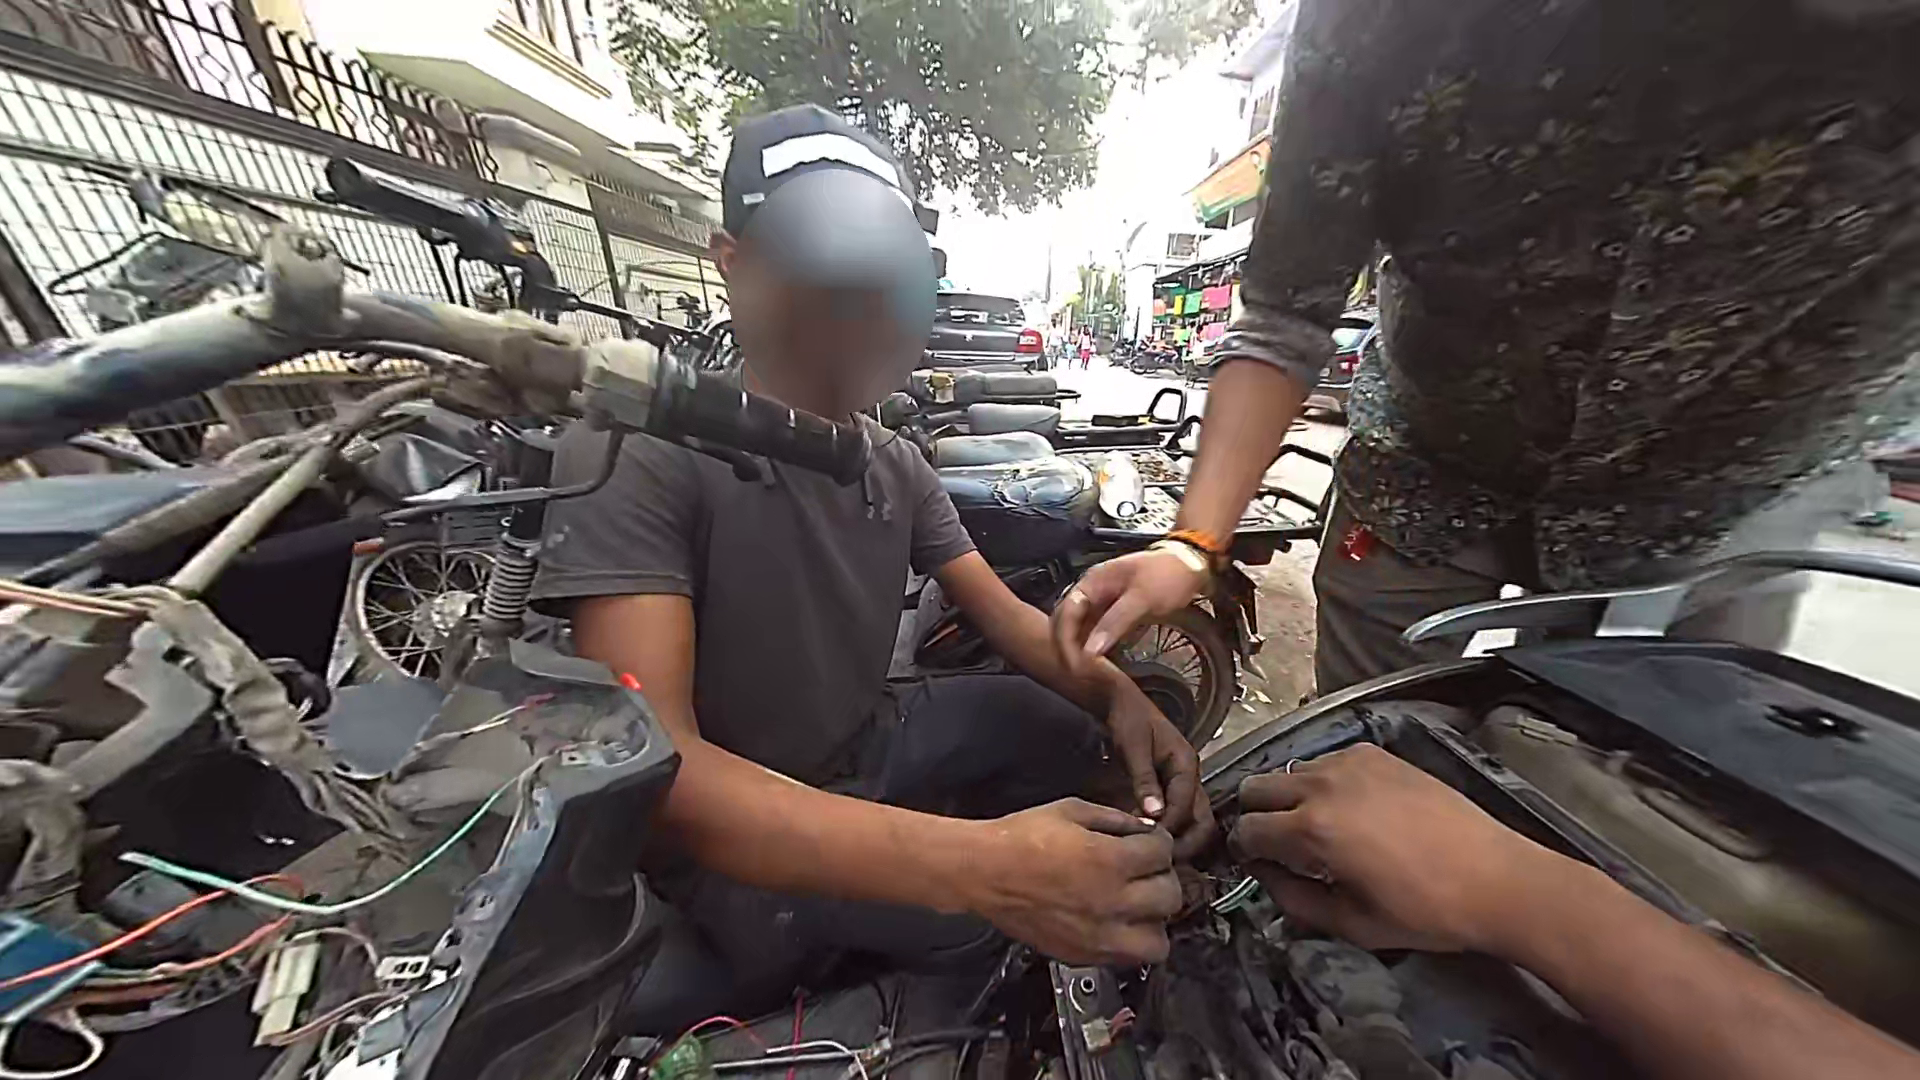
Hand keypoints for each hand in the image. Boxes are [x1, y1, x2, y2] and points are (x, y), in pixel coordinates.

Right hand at [965, 799, 1182, 963]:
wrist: (986, 870)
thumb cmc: (1023, 836)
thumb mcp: (1070, 809)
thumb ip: (1112, 818)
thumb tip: (1141, 828)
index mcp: (1109, 861)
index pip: (1161, 853)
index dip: (1159, 840)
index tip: (1151, 839)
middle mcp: (1111, 903)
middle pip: (1169, 897)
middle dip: (1162, 875)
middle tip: (1147, 866)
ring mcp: (1099, 937)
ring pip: (1159, 942)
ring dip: (1154, 918)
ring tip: (1138, 901)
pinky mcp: (1084, 957)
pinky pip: (1127, 959)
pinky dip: (1129, 940)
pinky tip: (1114, 919)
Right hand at [1053, 549, 1210, 675]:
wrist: (1192, 564)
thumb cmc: (1167, 575)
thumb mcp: (1142, 598)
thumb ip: (1114, 622)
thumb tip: (1090, 651)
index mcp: (1092, 582)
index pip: (1065, 613)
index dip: (1065, 639)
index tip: (1073, 664)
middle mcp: (1091, 592)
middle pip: (1067, 622)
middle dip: (1067, 646)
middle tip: (1078, 672)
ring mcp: (1102, 602)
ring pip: (1079, 629)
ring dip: (1080, 648)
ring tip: (1087, 672)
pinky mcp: (1114, 612)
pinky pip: (1095, 632)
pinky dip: (1094, 646)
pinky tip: (1100, 662)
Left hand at [1103, 680, 1214, 857]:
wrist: (1120, 701)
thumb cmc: (1128, 718)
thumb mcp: (1134, 747)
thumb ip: (1144, 779)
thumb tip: (1155, 814)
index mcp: (1186, 763)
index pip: (1187, 805)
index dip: (1171, 826)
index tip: (1153, 842)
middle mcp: (1190, 774)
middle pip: (1201, 819)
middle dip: (1187, 841)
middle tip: (1162, 858)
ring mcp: (1181, 780)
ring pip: (1192, 819)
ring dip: (1179, 838)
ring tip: (1156, 853)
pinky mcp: (1169, 784)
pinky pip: (1177, 812)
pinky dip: (1168, 827)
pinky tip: (1150, 837)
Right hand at [1228, 743, 1569, 953]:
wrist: (1500, 879)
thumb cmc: (1428, 910)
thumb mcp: (1355, 925)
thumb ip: (1294, 900)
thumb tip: (1263, 875)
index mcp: (1312, 829)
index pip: (1247, 829)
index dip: (1244, 849)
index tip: (1256, 860)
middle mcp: (1318, 785)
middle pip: (1253, 787)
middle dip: (1256, 814)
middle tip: (1279, 838)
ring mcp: (1344, 762)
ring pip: (1287, 772)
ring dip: (1291, 797)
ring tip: (1324, 822)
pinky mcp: (1368, 752)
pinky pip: (1324, 761)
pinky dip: (1324, 783)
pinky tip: (1355, 806)